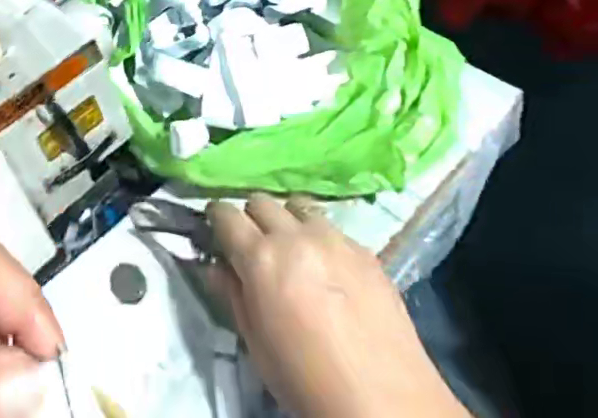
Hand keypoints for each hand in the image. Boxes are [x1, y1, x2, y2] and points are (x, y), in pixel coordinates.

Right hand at [208, 195, 469, 417]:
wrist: (382, 396)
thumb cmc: (306, 379)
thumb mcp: (257, 346)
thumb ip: (233, 297)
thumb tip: (215, 267)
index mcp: (262, 258)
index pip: (227, 215)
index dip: (216, 218)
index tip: (215, 228)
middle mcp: (296, 235)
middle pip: (262, 201)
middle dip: (251, 217)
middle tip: (253, 244)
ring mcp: (333, 236)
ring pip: (298, 205)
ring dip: (287, 219)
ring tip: (291, 247)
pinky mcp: (363, 246)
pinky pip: (331, 227)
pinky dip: (319, 237)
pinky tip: (327, 267)